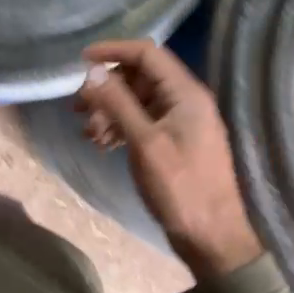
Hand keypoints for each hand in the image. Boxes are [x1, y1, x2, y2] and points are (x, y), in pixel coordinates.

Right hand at [75, 40, 263, 279]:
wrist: (214, 242)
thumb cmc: (181, 189)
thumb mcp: (145, 143)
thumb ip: (118, 103)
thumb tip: (91, 71)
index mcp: (186, 94)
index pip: (146, 54)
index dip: (113, 51)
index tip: (81, 61)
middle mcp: (185, 101)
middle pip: (139, 76)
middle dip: (107, 88)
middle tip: (79, 108)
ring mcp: (181, 122)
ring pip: (137, 100)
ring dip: (109, 110)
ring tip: (89, 134)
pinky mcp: (174, 142)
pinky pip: (141, 121)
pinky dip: (120, 126)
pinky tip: (102, 144)